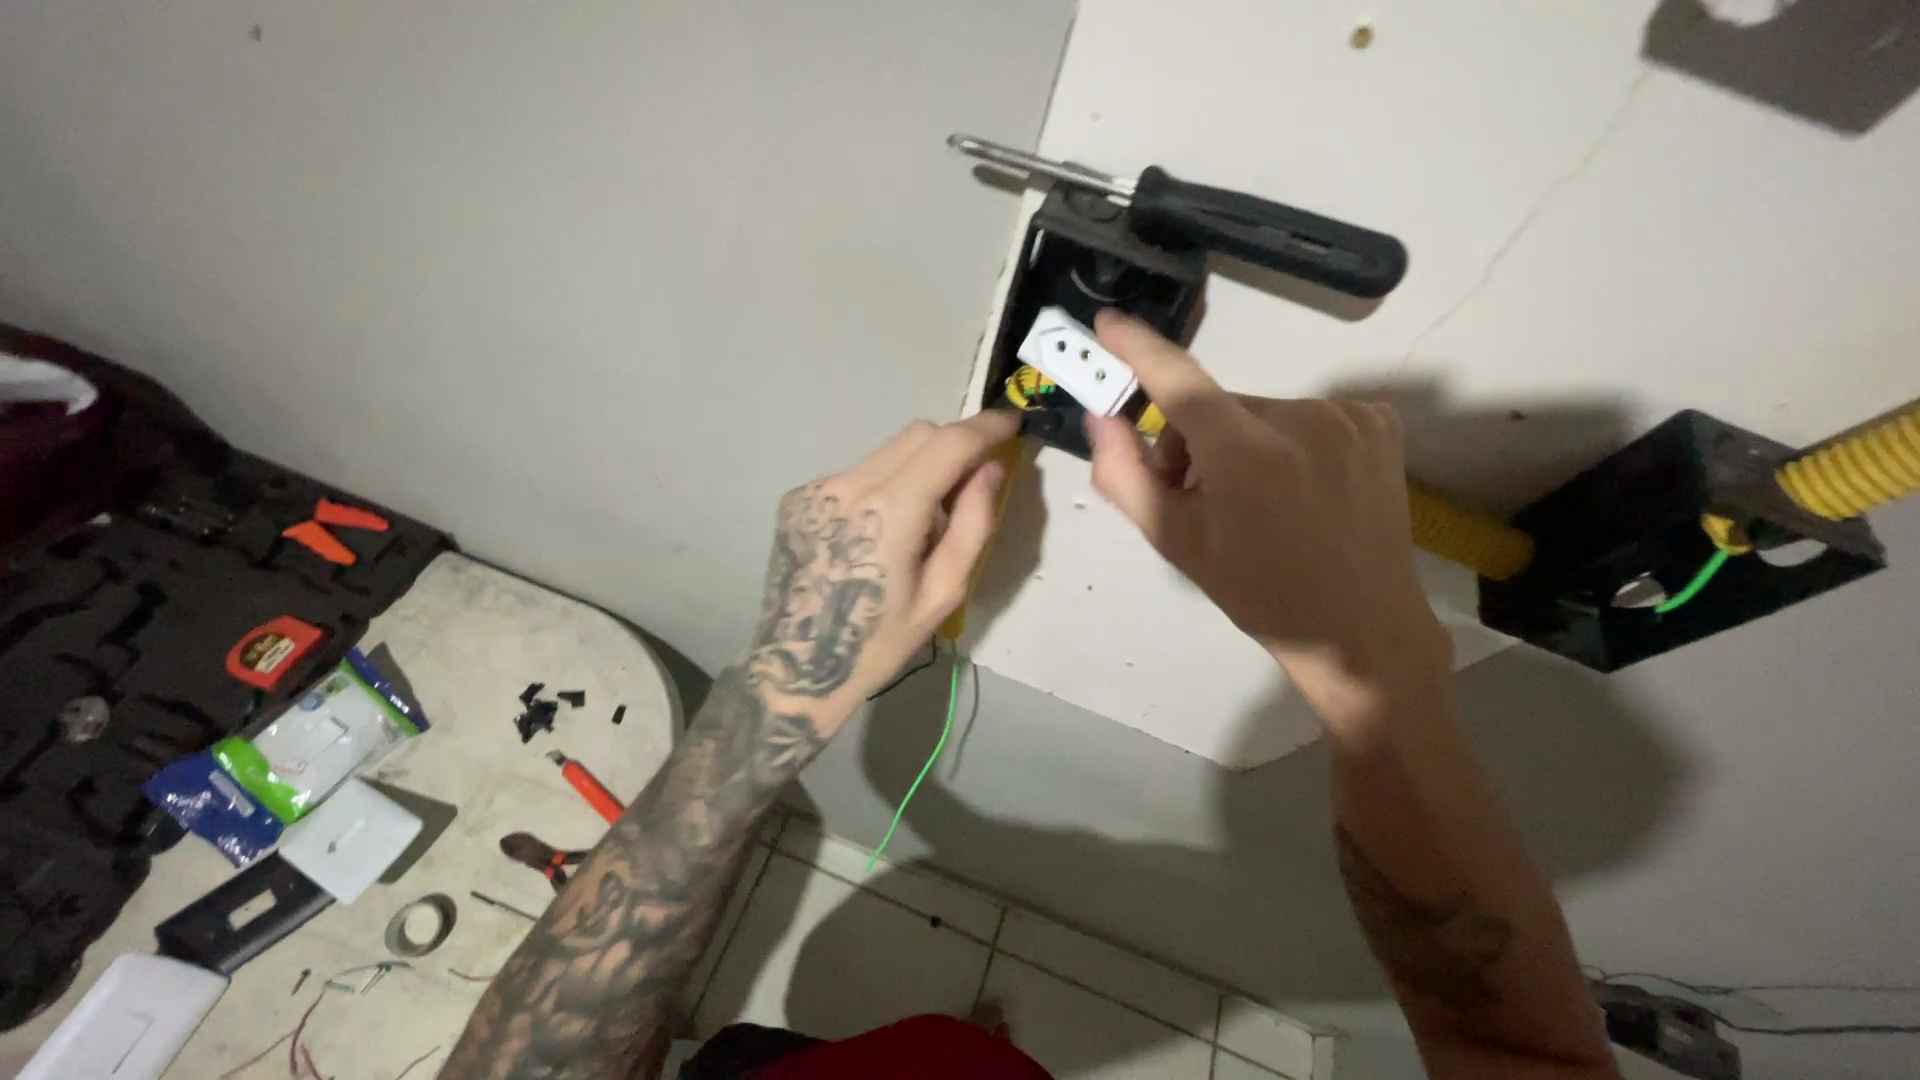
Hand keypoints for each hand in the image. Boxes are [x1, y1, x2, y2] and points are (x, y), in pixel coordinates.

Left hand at [745, 410, 1018, 731]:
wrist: (796, 670)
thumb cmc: (879, 643)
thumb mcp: (942, 594)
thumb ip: (972, 524)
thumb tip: (989, 470)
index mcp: (888, 512)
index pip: (947, 443)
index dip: (985, 427)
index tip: (1011, 422)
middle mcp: (847, 486)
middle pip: (916, 434)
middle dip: (954, 445)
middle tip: (972, 484)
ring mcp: (817, 489)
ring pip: (886, 451)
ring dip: (918, 467)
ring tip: (921, 523)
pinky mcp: (798, 497)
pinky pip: (858, 473)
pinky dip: (884, 485)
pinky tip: (879, 533)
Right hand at [1083, 311, 1448, 723]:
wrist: (1361, 630)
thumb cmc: (1258, 592)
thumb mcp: (1177, 543)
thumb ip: (1126, 477)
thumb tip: (1100, 419)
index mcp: (1245, 455)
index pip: (1178, 381)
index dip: (1138, 348)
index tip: (1109, 323)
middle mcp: (1300, 418)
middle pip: (1217, 408)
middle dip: (1195, 441)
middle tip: (1198, 497)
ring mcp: (1347, 416)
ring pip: (1260, 413)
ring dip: (1243, 443)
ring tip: (1256, 502)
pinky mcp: (1379, 421)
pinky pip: (1304, 416)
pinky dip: (1288, 442)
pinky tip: (1299, 489)